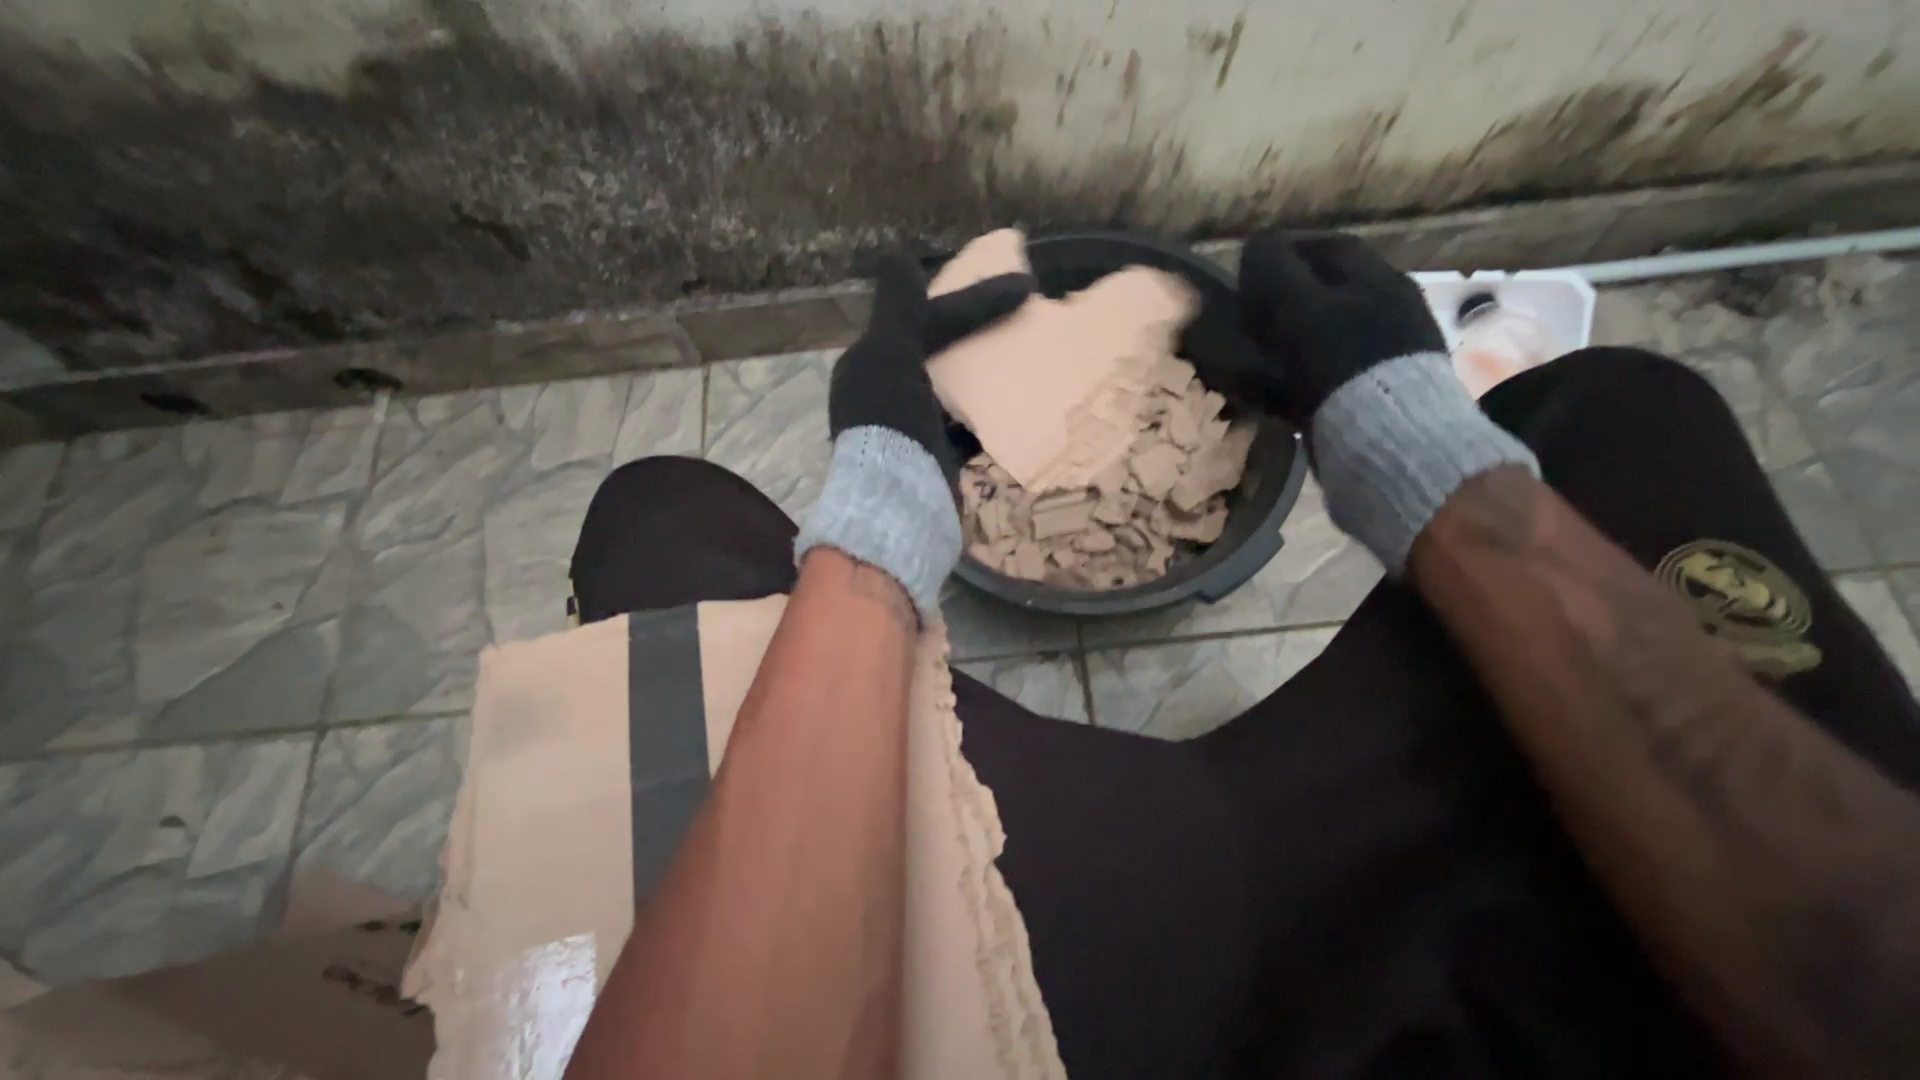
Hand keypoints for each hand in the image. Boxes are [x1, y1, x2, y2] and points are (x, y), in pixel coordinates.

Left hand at [797, 255, 1031, 618]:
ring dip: (983, 377)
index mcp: (871, 365)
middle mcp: (884, 395)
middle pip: (936, 353)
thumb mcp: (890, 356)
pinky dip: (985, 417)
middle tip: (1024, 319)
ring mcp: (908, 430)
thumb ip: (898, 310)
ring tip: (1026, 361)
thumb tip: (898, 256)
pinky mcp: (931, 460)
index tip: (1023, 289)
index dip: (971, 302)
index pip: (923, 319)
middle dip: (975, 336)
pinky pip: (962, 429)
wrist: (898, 507)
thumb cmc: (891, 424)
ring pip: (951, 390)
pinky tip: (1015, 409)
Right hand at [1234, 230, 1535, 573]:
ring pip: (1319, 336)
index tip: (1247, 265)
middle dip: (1283, 298)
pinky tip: (1265, 390)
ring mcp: (1382, 358)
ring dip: (1283, 340)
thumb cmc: (1348, 367)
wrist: (1394, 447)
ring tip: (1247, 351)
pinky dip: (1290, 378)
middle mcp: (1385, 312)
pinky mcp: (1370, 399)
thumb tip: (1256, 244)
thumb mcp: (1303, 310)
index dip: (1286, 250)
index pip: (1328, 248)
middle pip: (1325, 293)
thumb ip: (1276, 273)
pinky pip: (1321, 377)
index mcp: (1376, 282)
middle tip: (1243, 312)